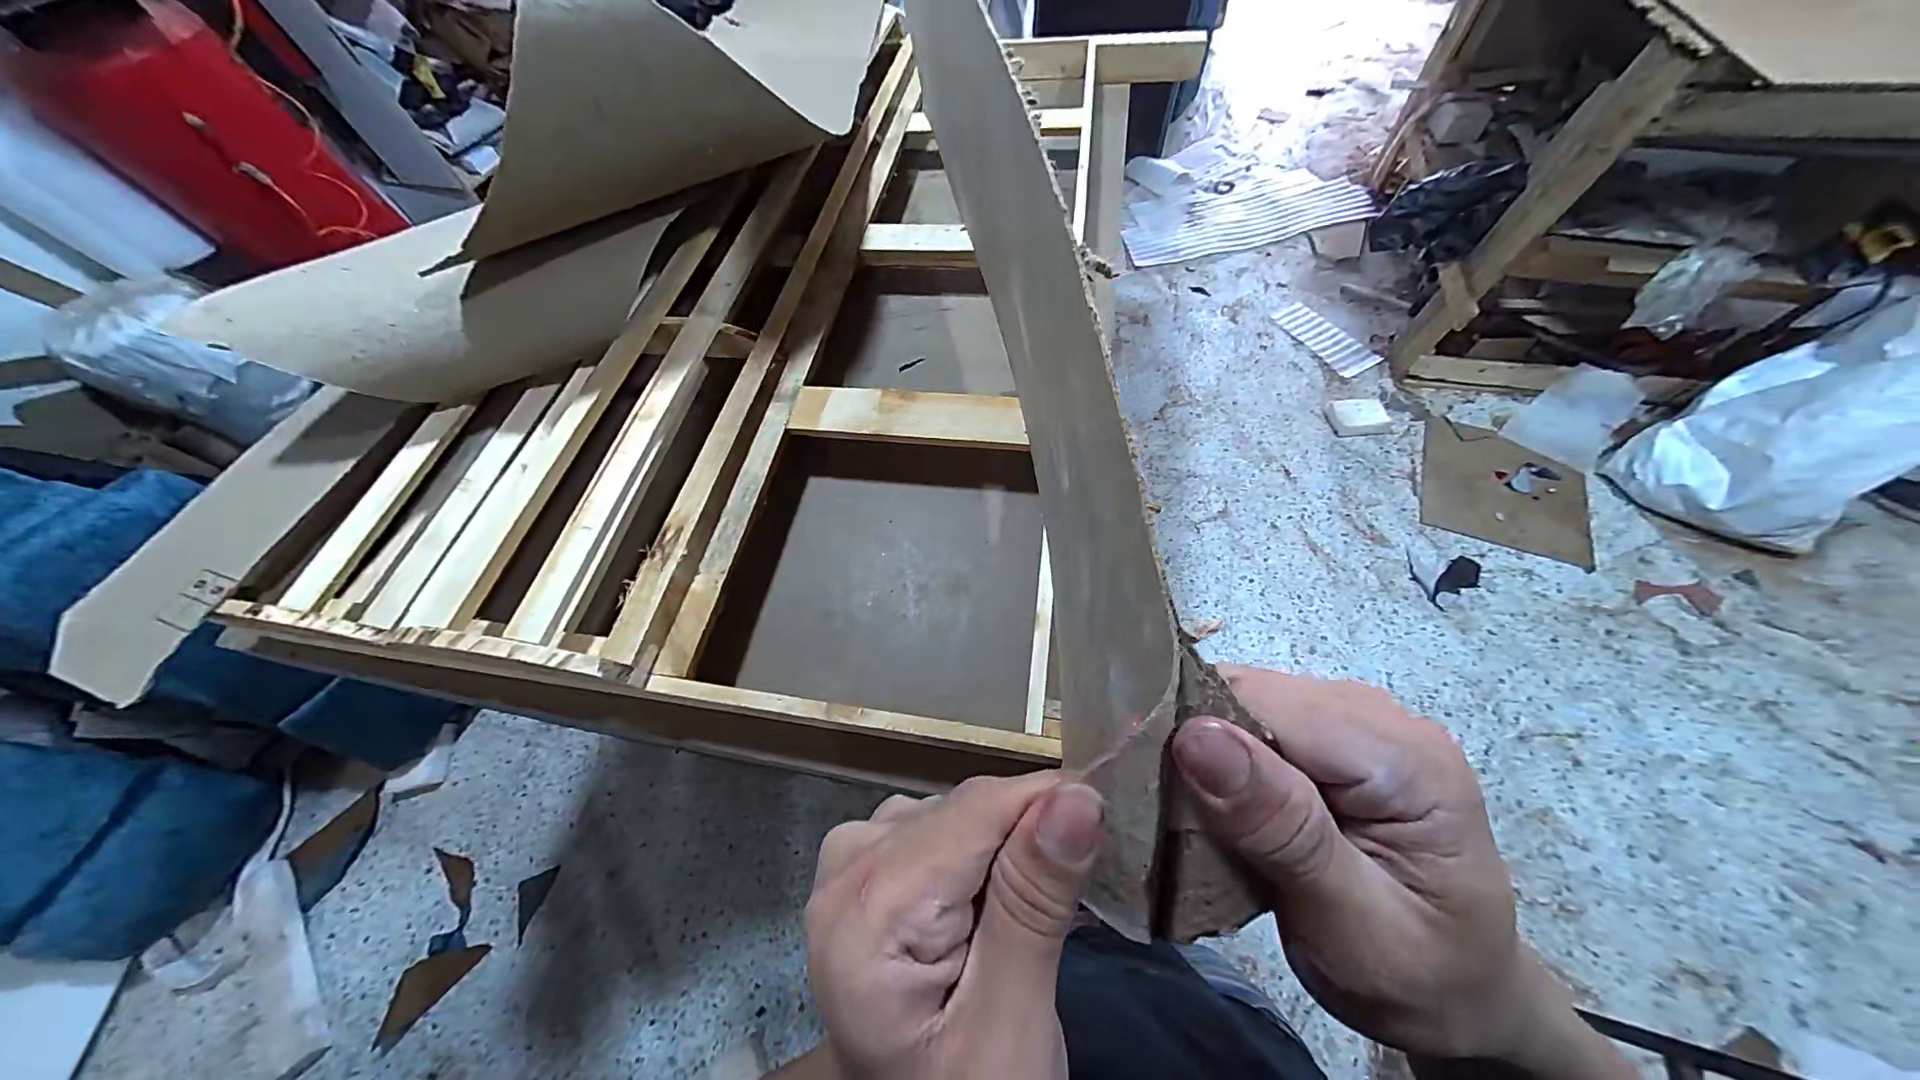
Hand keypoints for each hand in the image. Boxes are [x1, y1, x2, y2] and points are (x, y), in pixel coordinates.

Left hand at [803, 773, 1105, 1079]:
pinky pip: (943, 823)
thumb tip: (1077, 797)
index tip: (1107, 819)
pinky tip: (989, 906)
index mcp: (865, 907)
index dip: (1049, 803)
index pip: (976, 809)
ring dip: (1006, 848)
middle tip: (1064, 903)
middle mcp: (847, 861)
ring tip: (1024, 917)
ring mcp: (852, 854)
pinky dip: (982, 851)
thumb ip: (1035, 903)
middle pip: (967, 808)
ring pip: (961, 810)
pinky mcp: (867, 857)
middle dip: (1027, 836)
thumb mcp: (1010, 1022)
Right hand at [1172, 667, 1629, 1077]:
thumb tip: (1195, 737)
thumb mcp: (1352, 925)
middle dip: (1198, 740)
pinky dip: (1220, 751)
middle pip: (1251, 693)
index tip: (1153, 785)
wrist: (1461, 997)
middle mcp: (1382, 716)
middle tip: (1171, 809)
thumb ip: (1281, 830)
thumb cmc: (1417, 976)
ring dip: (1204, 746)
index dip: (1200, 731)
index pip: (1267, 704)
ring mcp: (1356, 717)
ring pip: (1242, 698)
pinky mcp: (1329, 730)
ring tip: (1192, 808)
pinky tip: (1218, 796)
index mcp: (1407, 758)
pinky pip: (1250, 715)